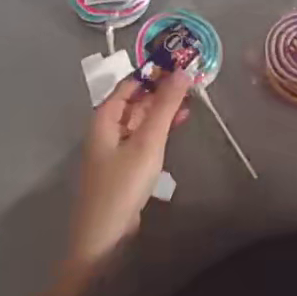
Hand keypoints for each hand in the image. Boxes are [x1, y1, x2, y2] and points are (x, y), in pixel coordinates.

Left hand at [68, 68, 191, 261]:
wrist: (104, 234)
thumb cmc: (123, 184)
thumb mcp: (148, 142)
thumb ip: (165, 107)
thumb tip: (182, 71)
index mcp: (104, 118)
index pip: (129, 83)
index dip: (153, 71)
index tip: (180, 61)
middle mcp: (106, 128)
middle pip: (134, 100)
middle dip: (160, 89)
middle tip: (191, 78)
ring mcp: (114, 148)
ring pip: (140, 119)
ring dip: (162, 108)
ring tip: (191, 99)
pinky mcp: (123, 166)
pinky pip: (142, 137)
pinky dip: (159, 128)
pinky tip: (177, 125)